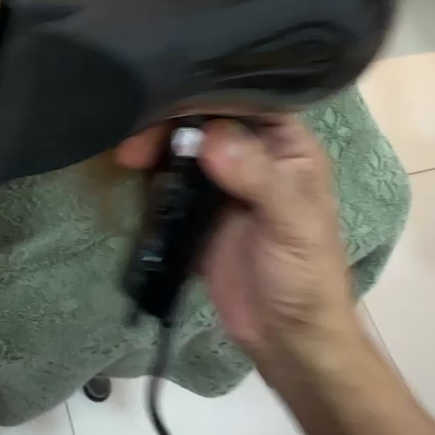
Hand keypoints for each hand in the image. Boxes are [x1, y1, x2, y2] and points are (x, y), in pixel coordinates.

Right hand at [117, 111, 360, 373]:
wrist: (287, 342)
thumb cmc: (306, 278)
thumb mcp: (292, 224)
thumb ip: (257, 177)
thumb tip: (208, 137)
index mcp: (285, 142)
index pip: (241, 97)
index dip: (202, 92)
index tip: (163, 97)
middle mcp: (253, 149)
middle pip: (203, 116)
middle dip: (167, 120)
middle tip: (135, 141)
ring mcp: (222, 176)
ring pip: (181, 140)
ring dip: (153, 143)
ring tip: (127, 156)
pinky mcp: (196, 202)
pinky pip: (169, 172)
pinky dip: (150, 169)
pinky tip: (132, 170)